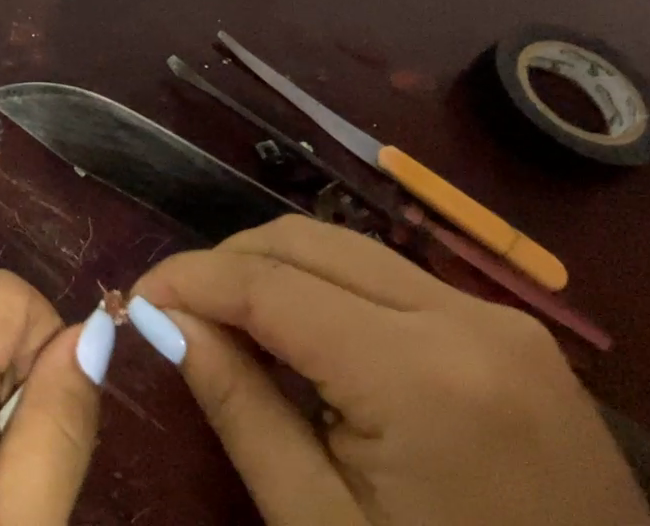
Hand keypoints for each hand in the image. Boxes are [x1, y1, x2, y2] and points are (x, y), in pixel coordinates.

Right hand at [129, 215, 649, 524]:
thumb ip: (240, 408)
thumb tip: (163, 320)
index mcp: (421, 375)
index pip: (270, 285)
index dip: (189, 279)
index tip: (132, 297)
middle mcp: (467, 318)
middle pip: (308, 242)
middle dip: (227, 264)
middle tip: (174, 312)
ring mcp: (502, 320)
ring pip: (349, 249)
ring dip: (274, 270)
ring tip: (228, 322)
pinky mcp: (516, 335)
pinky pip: (393, 280)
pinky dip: (328, 288)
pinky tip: (302, 337)